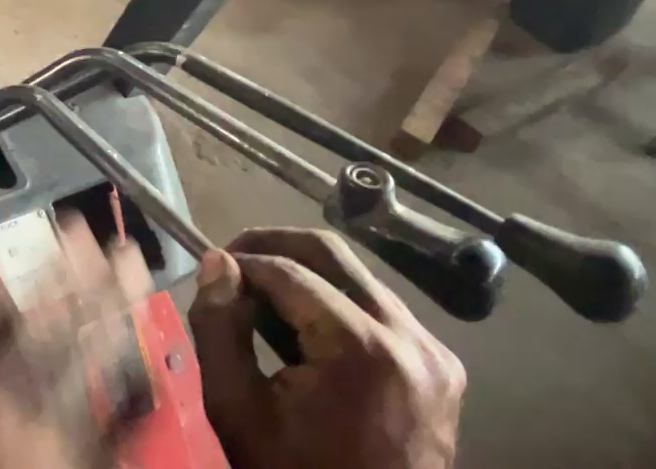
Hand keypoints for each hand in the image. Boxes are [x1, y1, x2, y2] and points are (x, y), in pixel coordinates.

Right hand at [189, 228, 465, 468]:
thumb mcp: (236, 408)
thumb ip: (218, 326)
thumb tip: (216, 260)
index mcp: (361, 350)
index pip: (287, 270)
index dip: (241, 262)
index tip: (213, 274)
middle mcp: (410, 339)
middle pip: (331, 253)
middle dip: (272, 246)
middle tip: (232, 263)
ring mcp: (434, 352)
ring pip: (357, 275)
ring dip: (304, 273)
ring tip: (263, 301)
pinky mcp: (442, 365)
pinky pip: (379, 306)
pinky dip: (335, 301)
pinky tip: (304, 329)